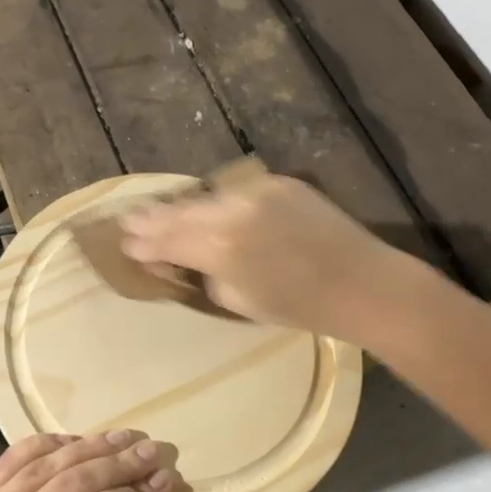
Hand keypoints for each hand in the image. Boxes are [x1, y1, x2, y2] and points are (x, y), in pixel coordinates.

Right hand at [120, 171, 423, 341]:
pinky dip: (220, 203)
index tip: (126, 243)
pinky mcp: (281, 184)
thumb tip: (189, 262)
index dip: (146, 243)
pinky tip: (207, 208)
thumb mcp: (240, 302)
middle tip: (128, 219)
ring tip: (160, 212)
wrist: (364, 284)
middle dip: (154, 218)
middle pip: (182, 212)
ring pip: (209, 198)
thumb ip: (206, 277)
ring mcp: (259, 192)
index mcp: (221, 248)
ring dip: (184, 208)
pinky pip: (239, 193)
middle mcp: (234, 212)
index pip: (170, 240)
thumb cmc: (301, 307)